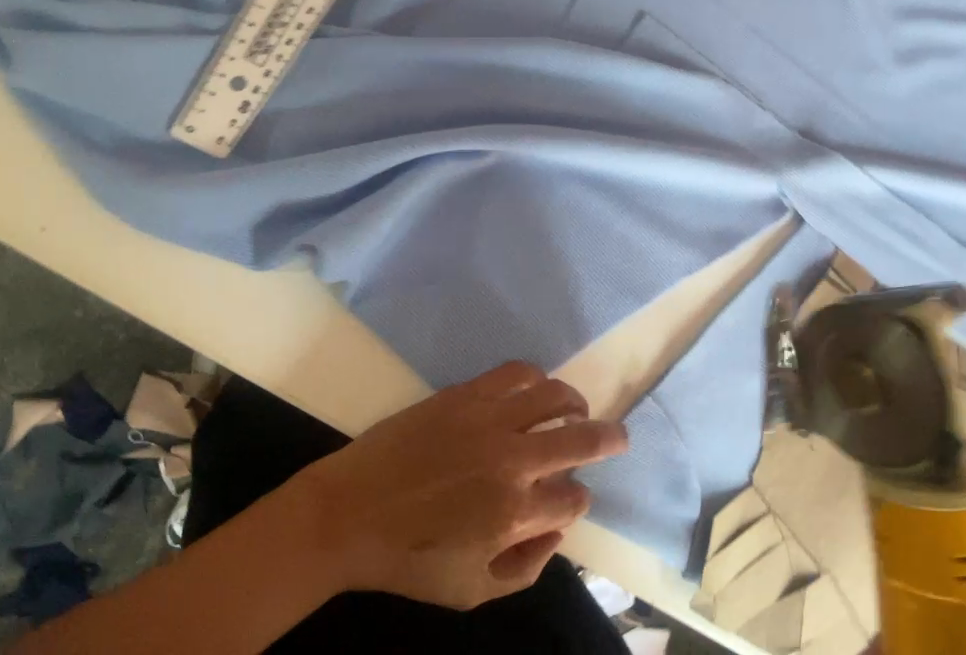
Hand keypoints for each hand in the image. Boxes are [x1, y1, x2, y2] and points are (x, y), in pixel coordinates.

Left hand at [280, 362, 628, 609]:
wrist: (346, 514)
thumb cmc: (408, 559)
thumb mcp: (472, 591)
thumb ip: (526, 568)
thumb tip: (556, 530)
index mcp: (515, 512)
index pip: (574, 499)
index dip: (578, 502)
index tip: (565, 502)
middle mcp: (512, 459)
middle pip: (584, 439)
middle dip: (610, 440)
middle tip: (618, 438)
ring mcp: (488, 420)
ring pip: (555, 395)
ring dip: (575, 404)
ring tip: (576, 409)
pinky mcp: (464, 394)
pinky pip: (516, 373)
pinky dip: (536, 378)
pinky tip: (536, 389)